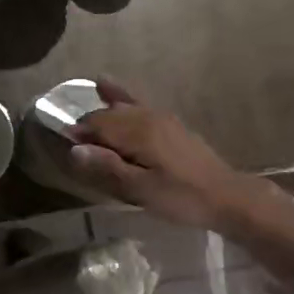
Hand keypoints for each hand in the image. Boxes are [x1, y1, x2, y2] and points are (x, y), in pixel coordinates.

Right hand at [66, 78, 254, 229]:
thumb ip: (108, 166)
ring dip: (106, 107)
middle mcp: (148, 117)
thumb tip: (74, 149)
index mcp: (138, 132)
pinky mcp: (172, 124)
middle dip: (90, 121)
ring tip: (90, 106)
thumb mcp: (141, 188)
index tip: (66, 143)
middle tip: (77, 138)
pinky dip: (125, 97)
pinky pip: (141, 104)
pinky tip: (117, 95)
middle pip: (110, 112)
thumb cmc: (181, 197)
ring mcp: (162, 117)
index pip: (98, 123)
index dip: (80, 132)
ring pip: (125, 105)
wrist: (227, 196)